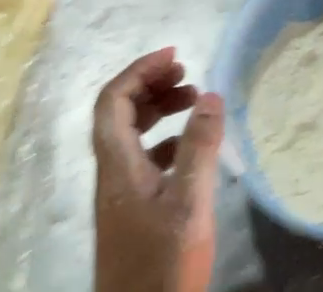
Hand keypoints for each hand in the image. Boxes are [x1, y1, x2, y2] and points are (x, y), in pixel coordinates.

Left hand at [92, 48, 223, 291]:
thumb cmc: (164, 267)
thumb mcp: (189, 204)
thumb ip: (200, 147)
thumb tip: (210, 94)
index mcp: (118, 166)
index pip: (114, 101)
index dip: (140, 71)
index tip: (176, 56)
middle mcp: (112, 175)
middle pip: (119, 114)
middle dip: (150, 85)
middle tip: (188, 74)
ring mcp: (120, 196)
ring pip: (131, 136)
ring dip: (158, 111)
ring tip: (195, 102)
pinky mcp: (133, 214)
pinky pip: (144, 160)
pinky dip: (167, 140)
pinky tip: (193, 148)